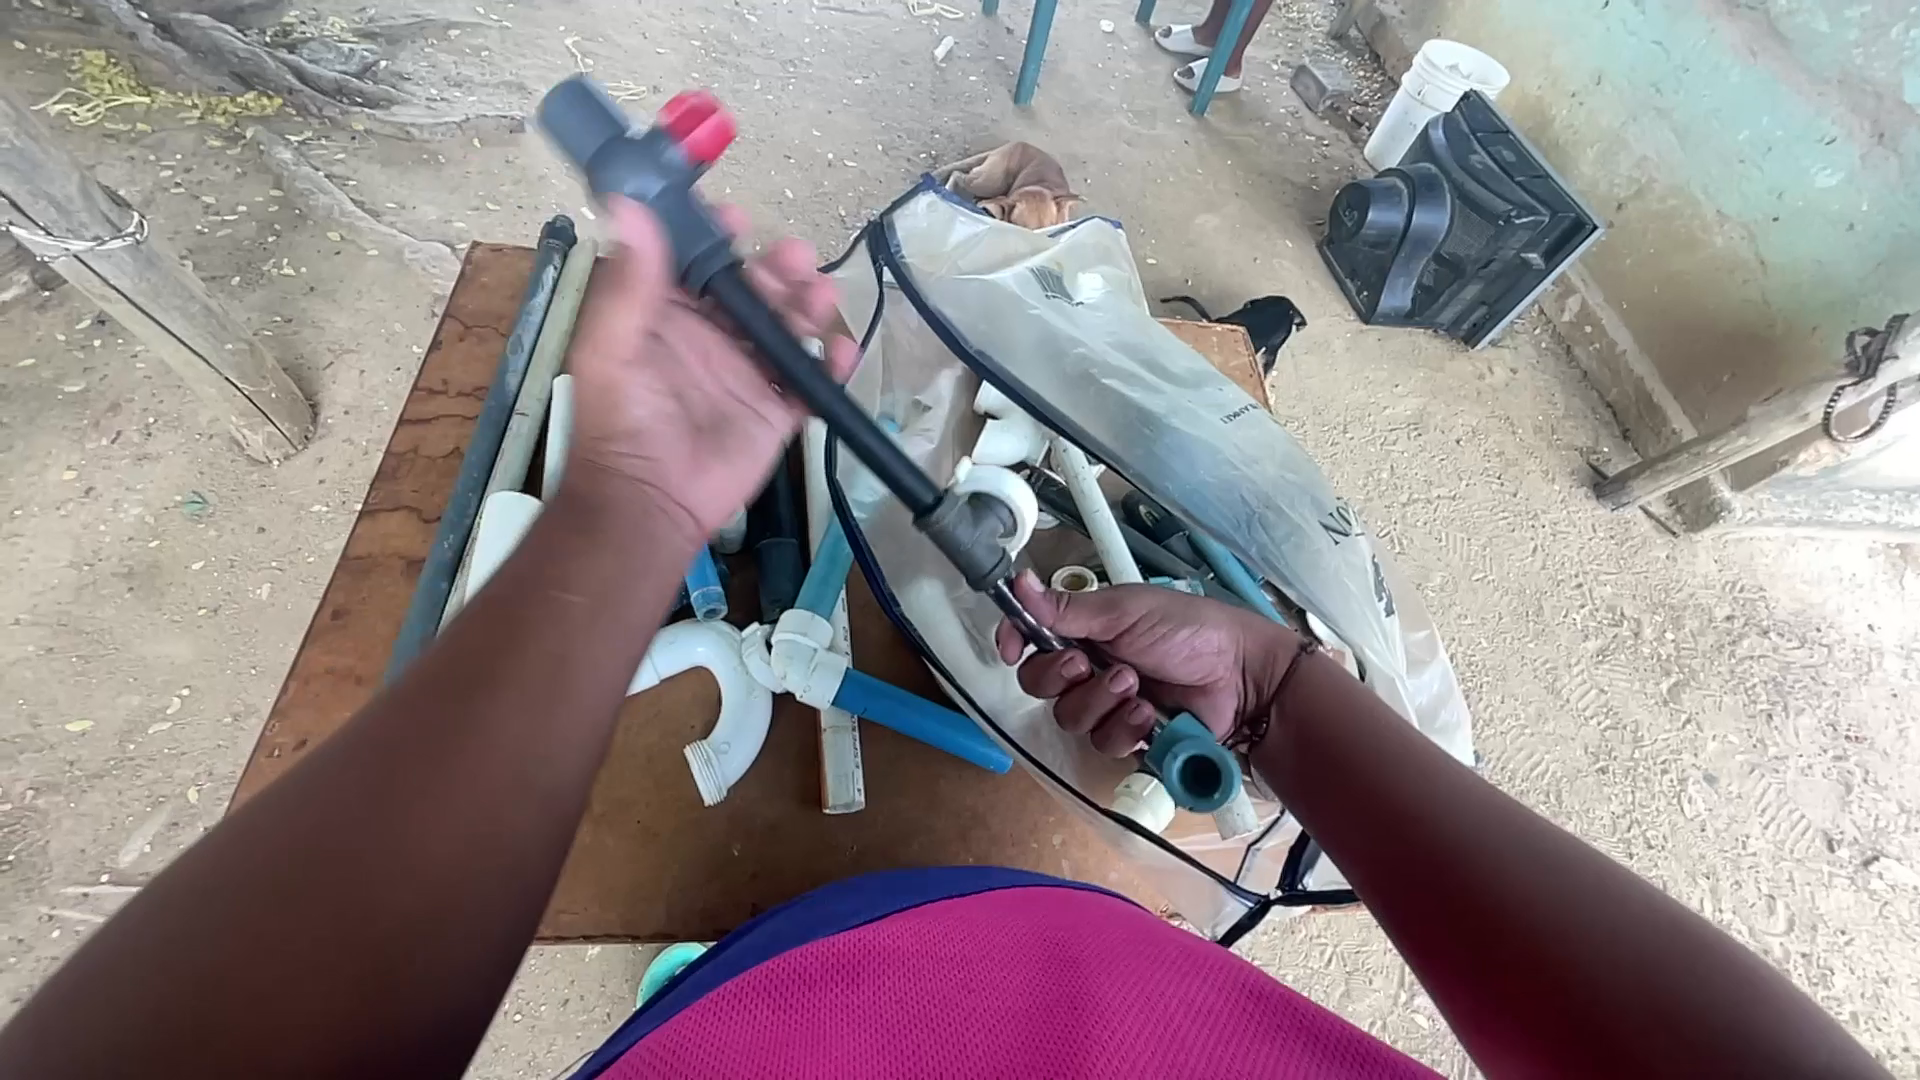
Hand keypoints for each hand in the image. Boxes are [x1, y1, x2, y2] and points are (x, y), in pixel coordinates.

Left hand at [560, 196, 857, 544]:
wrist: (652, 500)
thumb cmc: (621, 423)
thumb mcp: (612, 347)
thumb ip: (631, 283)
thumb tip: (630, 206)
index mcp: (668, 318)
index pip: (698, 266)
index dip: (717, 239)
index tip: (737, 221)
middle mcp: (712, 340)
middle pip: (755, 293)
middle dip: (778, 271)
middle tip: (798, 260)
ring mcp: (748, 375)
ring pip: (787, 330)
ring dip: (808, 308)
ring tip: (821, 298)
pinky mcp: (776, 411)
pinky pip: (809, 382)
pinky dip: (832, 367)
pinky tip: (843, 353)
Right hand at [994, 571, 1301, 755]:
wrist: (1240, 674)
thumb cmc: (1185, 627)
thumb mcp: (1124, 611)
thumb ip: (1066, 607)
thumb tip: (1016, 580)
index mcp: (1084, 629)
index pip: (1029, 636)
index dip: (1012, 641)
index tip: (1009, 649)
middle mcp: (1088, 666)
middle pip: (1039, 682)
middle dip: (1060, 676)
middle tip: (1088, 664)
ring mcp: (1108, 703)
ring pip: (1069, 716)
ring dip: (1099, 701)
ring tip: (1135, 686)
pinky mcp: (1128, 736)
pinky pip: (1103, 743)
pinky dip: (1125, 728)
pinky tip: (1150, 715)